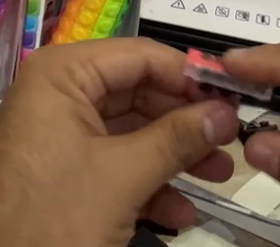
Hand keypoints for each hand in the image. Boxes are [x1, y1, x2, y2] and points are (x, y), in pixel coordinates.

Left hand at [0, 38, 239, 246]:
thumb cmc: (47, 223)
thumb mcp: (121, 178)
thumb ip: (177, 139)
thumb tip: (226, 112)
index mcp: (62, 74)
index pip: (140, 55)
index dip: (189, 76)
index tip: (232, 97)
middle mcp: (58, 93)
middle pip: (138, 93)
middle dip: (185, 122)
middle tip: (230, 140)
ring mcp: (57, 135)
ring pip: (130, 132)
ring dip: (173, 156)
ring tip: (217, 174)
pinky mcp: (59, 173)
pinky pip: (112, 163)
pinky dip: (146, 183)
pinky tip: (179, 210)